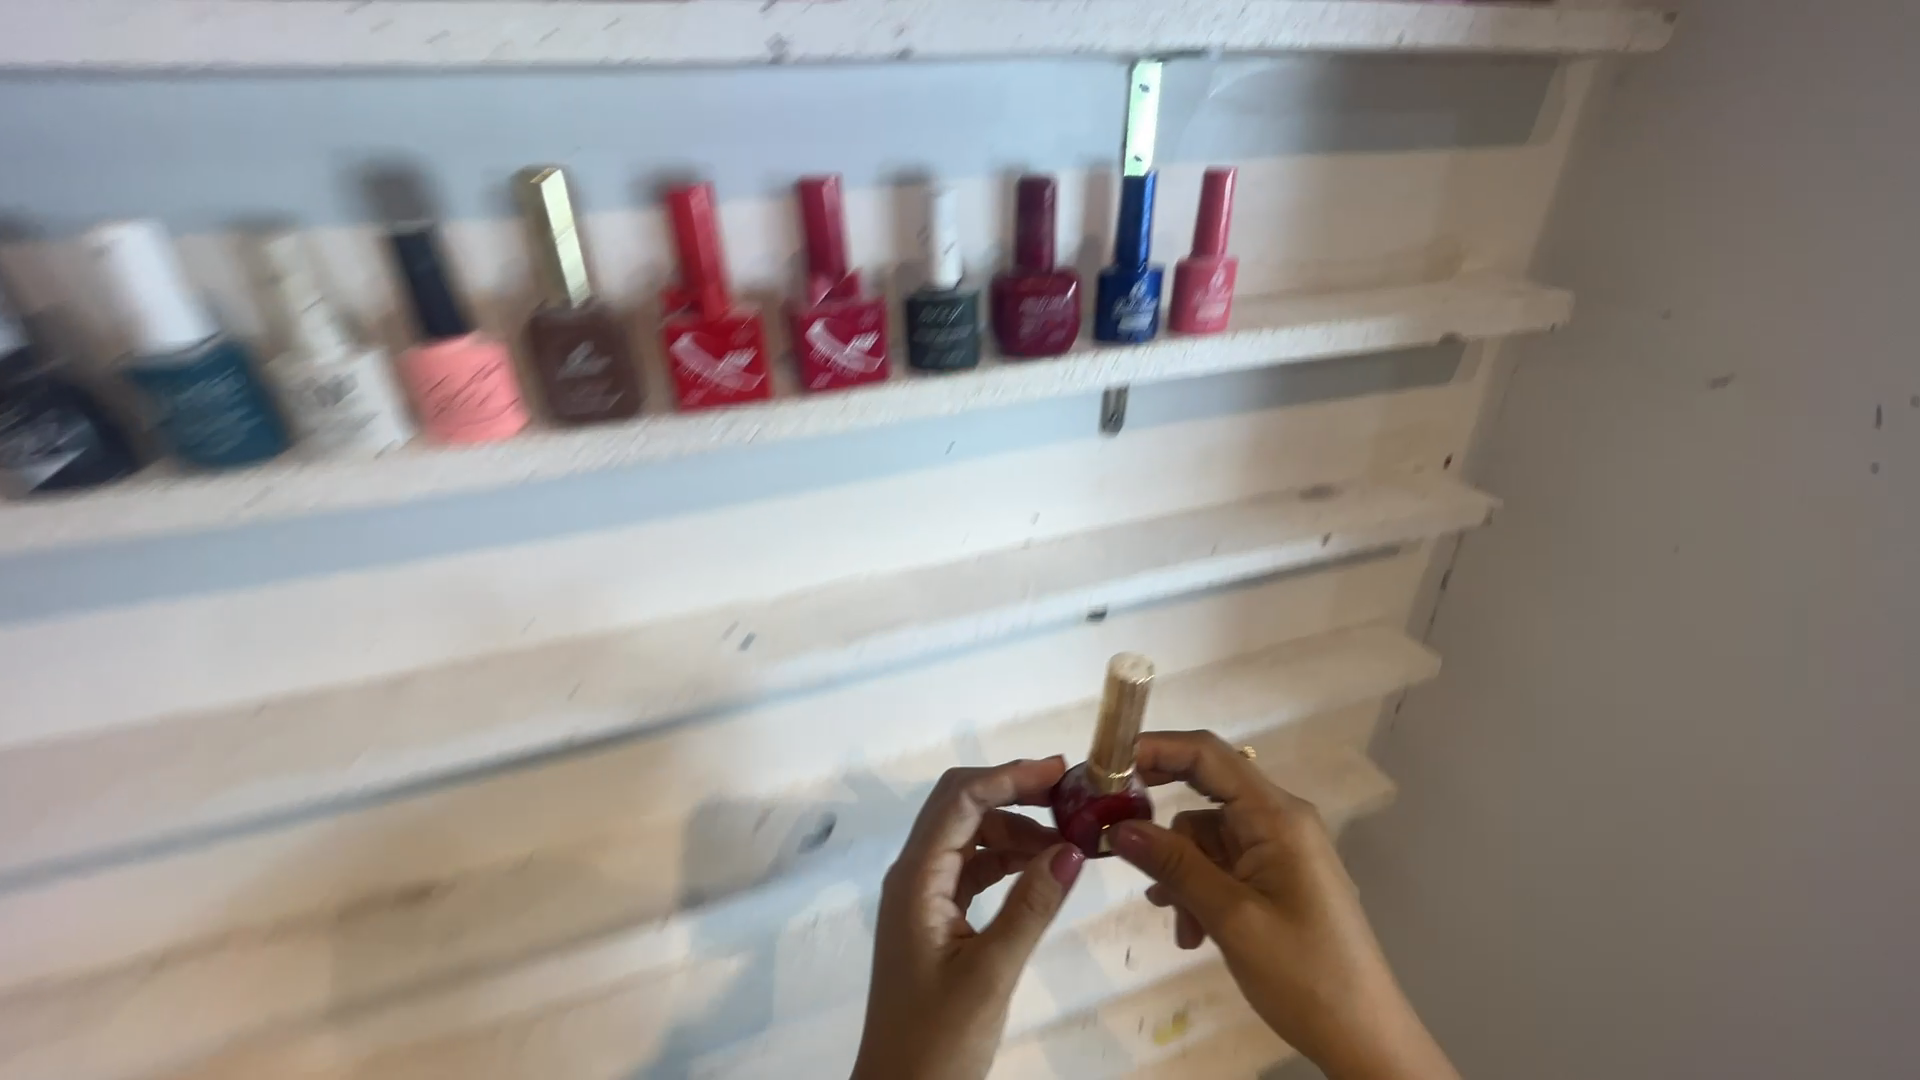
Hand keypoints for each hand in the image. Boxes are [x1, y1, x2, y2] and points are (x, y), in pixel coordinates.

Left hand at [851, 757, 1086, 1079]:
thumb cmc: (937, 1041)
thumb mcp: (990, 974)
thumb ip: (1031, 907)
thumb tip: (1074, 848)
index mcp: (916, 877)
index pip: (960, 799)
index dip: (1009, 777)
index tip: (1059, 771)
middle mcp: (915, 873)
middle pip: (961, 807)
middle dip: (1013, 793)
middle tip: (1068, 797)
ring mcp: (924, 894)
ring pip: (970, 836)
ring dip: (1015, 829)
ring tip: (1068, 841)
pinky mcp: (937, 916)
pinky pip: (973, 868)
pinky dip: (1008, 861)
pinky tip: (1043, 870)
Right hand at [1108, 732, 1458, 1079]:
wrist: (1368, 1042)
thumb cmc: (1305, 975)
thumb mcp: (1230, 918)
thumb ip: (1174, 865)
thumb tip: (1117, 827)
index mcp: (1276, 816)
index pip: (1208, 754)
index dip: (1157, 747)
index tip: (1110, 764)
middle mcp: (1279, 820)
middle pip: (1205, 791)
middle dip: (1162, 816)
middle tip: (1118, 832)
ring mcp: (1279, 849)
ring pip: (1207, 835)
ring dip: (1181, 870)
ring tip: (1178, 923)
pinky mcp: (1277, 877)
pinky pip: (1222, 863)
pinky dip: (1199, 887)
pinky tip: (1192, 930)